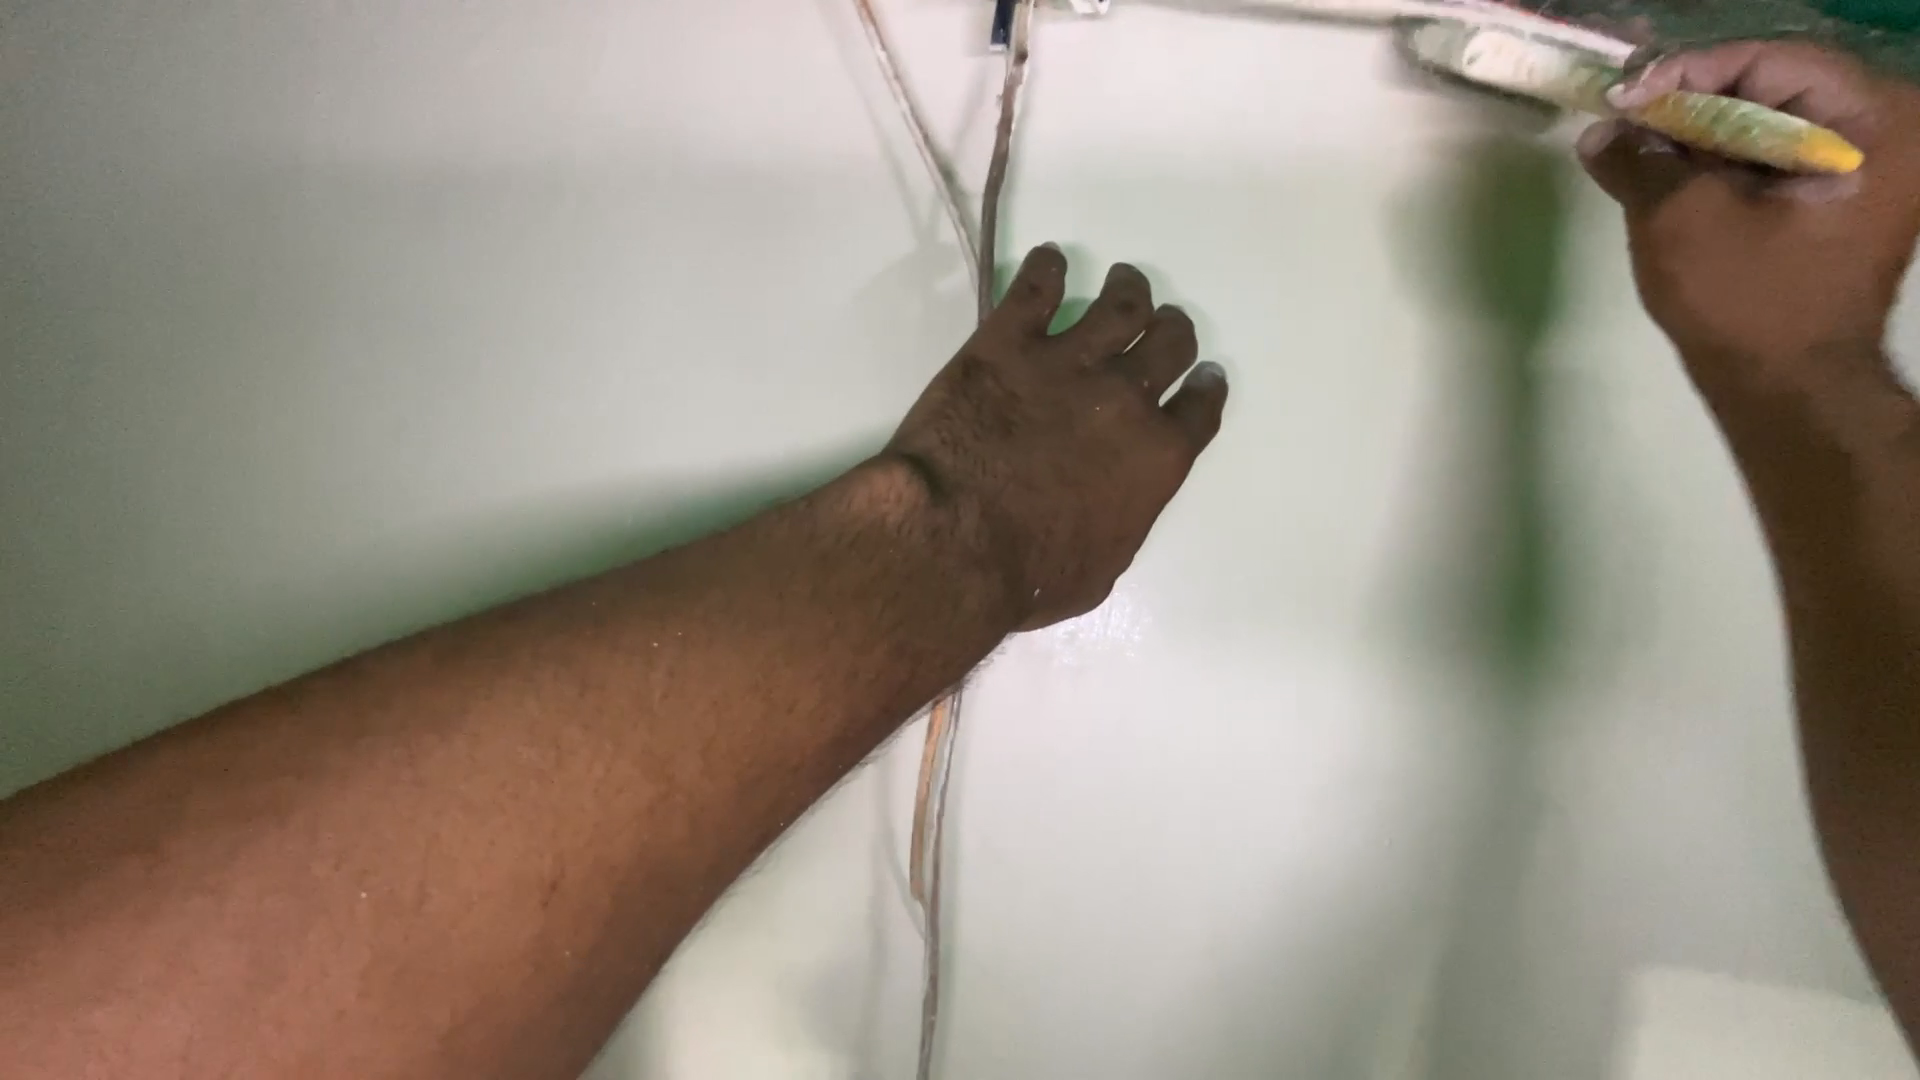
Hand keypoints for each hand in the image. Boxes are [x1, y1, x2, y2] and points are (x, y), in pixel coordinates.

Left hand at [884, 245, 1228, 630]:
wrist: (953, 541)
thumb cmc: (1026, 576)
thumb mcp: (1096, 573)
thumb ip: (1120, 523)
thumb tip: (1115, 504)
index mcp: (1156, 458)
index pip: (1198, 409)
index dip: (1204, 388)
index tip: (1203, 376)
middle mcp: (1125, 398)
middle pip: (1169, 342)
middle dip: (1171, 330)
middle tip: (1160, 325)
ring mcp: (1067, 362)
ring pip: (1118, 304)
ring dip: (1128, 289)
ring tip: (1123, 281)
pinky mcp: (1006, 343)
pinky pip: (1037, 286)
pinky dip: (1048, 268)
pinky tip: (1050, 263)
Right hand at [1578, 42, 1919, 391]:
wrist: (1784, 377)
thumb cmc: (1743, 296)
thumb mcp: (1680, 221)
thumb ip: (1640, 166)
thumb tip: (1600, 131)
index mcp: (1873, 121)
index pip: (1774, 64)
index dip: (1690, 74)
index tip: (1621, 99)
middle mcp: (1884, 131)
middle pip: (1772, 91)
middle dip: (1688, 105)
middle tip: (1620, 123)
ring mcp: (1861, 169)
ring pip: (1764, 128)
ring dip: (1693, 138)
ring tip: (1630, 153)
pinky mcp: (1831, 202)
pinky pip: (1766, 163)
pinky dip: (1712, 166)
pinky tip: (1662, 180)